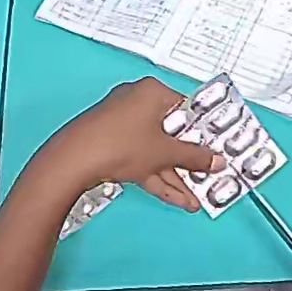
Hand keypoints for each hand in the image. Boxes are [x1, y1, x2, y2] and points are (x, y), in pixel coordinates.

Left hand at [27, 77, 223, 211]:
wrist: (74, 161)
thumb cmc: (117, 143)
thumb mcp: (165, 153)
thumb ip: (194, 157)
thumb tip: (215, 160)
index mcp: (152, 92)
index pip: (188, 109)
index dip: (204, 131)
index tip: (217, 148)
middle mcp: (137, 103)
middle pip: (172, 133)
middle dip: (189, 161)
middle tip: (208, 176)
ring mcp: (122, 125)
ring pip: (157, 151)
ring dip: (175, 176)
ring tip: (195, 197)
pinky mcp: (112, 145)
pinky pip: (142, 159)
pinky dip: (157, 177)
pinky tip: (176, 198)